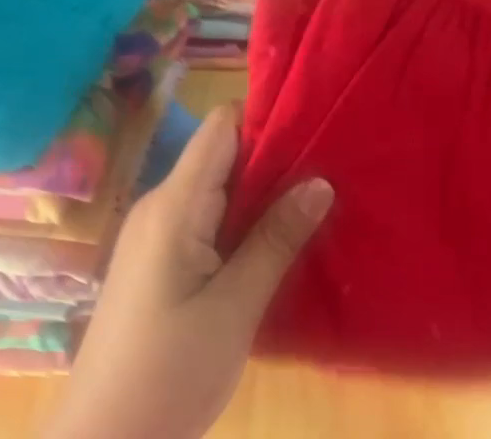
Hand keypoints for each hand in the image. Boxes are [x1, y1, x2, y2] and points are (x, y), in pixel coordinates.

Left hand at [46, 104, 333, 438]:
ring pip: (218, 192)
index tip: (318, 122)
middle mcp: (160, 208)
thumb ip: (276, 240)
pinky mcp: (159, 265)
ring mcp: (156, 237)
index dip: (267, 117)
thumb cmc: (167, 374)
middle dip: (275, 159)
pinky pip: (207, 223)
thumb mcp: (234, 308)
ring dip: (263, 196)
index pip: (222, 127)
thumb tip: (320, 181)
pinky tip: (279, 244)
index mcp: (174, 206)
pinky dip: (243, 225)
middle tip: (334, 168)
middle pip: (223, 157)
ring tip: (317, 202)